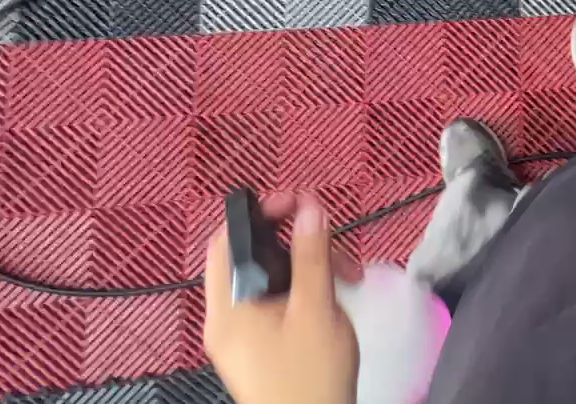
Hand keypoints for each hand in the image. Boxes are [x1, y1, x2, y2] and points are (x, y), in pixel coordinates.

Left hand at [203, 192, 359, 403]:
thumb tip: (310, 207)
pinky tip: (338, 290)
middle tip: (333, 238)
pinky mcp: (264, 342)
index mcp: (229, 308)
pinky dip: (309, 284)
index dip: (259, 212)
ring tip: (348, 273)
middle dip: (298, 238)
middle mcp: (229, 316)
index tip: (299, 202)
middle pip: (255, 255)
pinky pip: (282, 296)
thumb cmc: (309, 374)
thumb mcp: (316, 308)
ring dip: (312, 261)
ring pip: (274, 274)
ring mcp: (246, 331)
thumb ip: (312, 254)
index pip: (227, 241)